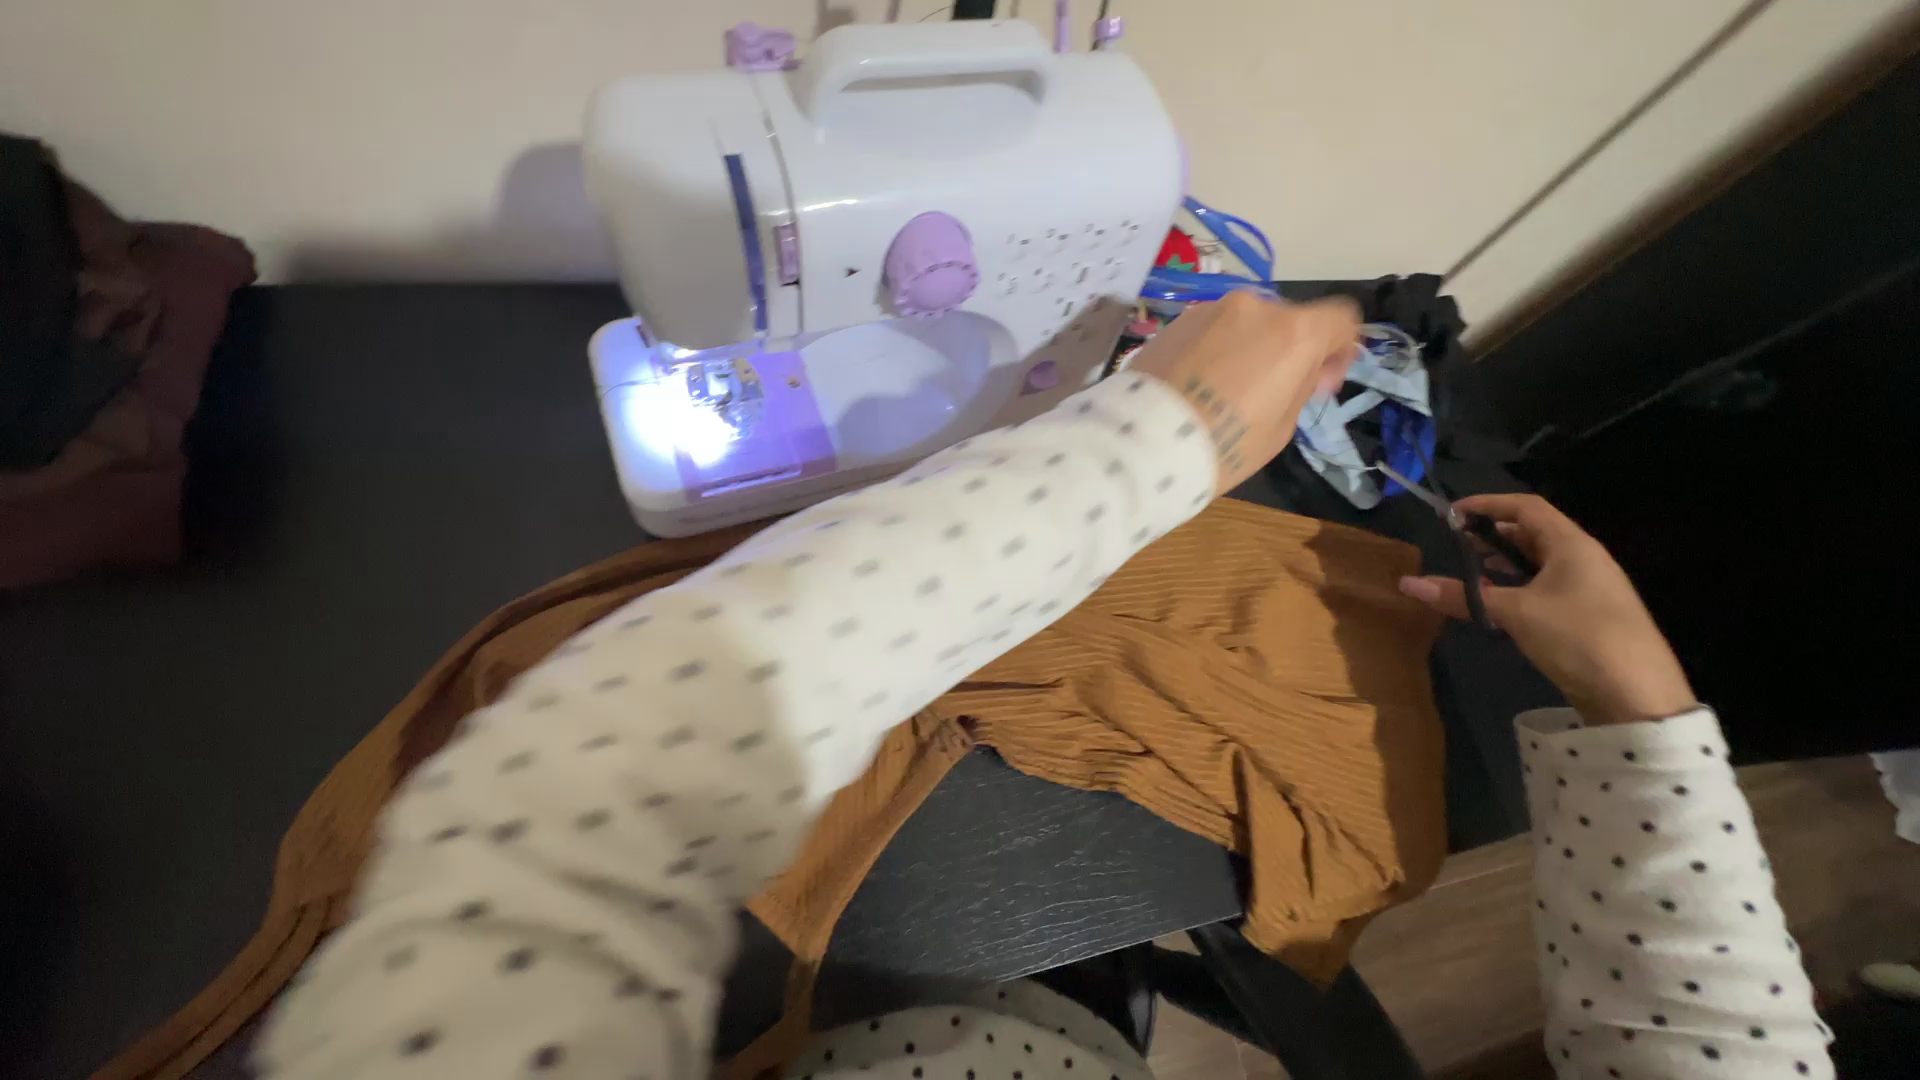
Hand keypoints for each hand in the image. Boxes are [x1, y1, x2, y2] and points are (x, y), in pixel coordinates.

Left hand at [1129, 290, 1360, 491]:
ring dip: (1247, 349)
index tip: (1324, 380)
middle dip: (1288, 350)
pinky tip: (1196, 386)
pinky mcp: (1172, 324)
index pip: (1340, 318)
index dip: (1340, 348)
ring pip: (1244, 325)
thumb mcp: (1280, 427)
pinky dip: (1213, 352)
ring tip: (1225, 392)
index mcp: (1293, 332)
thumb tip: (1310, 369)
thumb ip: (1302, 387)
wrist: (1141, 445)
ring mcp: (1208, 311)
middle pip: (1288, 321)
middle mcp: (1253, 307)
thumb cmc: (1221, 446)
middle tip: (1271, 391)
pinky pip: (1209, 333)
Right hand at [1397, 494, 1697, 726]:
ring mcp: (1586, 587)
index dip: (1487, 504)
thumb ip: (1461, 596)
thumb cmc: (1578, 637)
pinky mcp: (1584, 614)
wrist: (1637, 695)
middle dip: (1491, 533)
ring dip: (1502, 561)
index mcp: (1572, 546)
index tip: (1451, 513)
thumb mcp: (1514, 613)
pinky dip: (1515, 585)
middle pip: (1532, 532)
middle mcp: (1582, 559)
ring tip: (1468, 570)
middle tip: (1454, 543)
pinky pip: (1543, 586)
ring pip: (1537, 561)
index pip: (1526, 508)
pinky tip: (1494, 602)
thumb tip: (1407, 584)